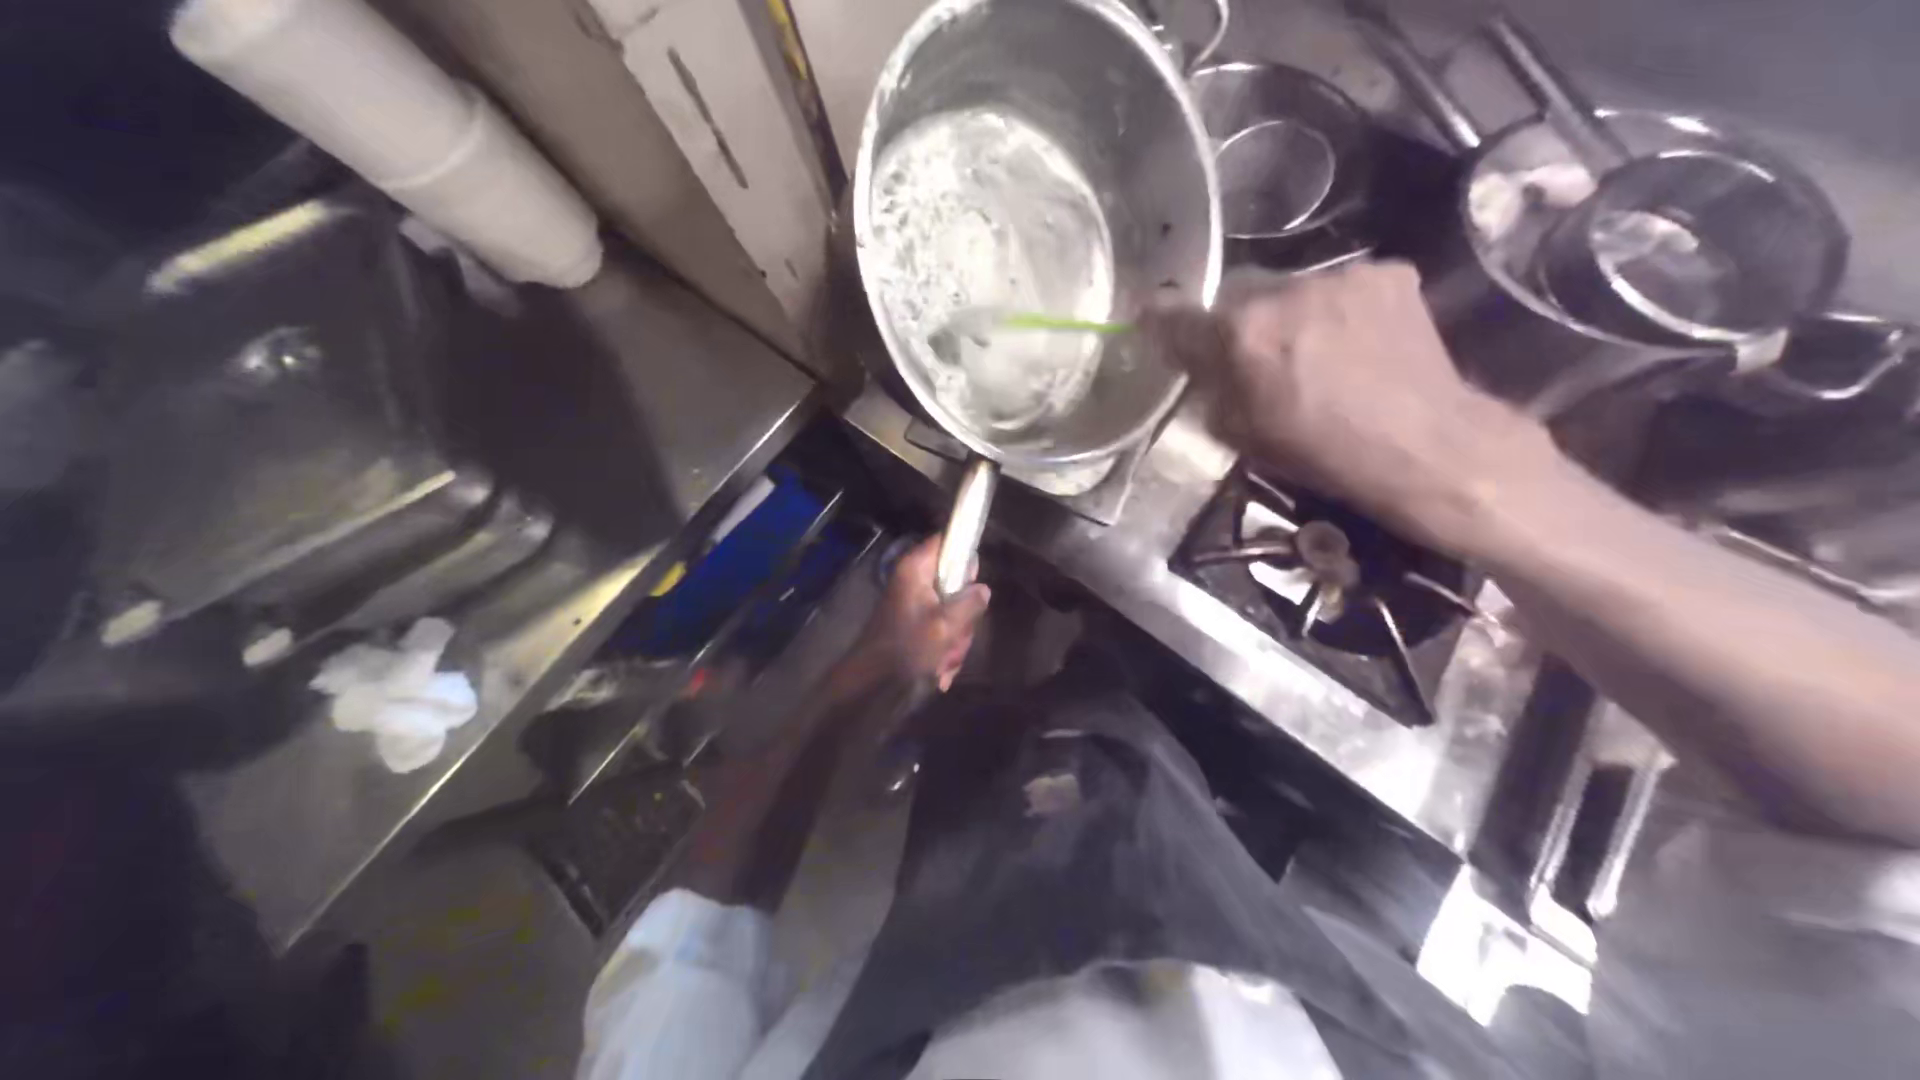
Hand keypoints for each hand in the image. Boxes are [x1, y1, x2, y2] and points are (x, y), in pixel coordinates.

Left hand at [846, 535, 989, 691]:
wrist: (872, 686)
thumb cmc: (906, 648)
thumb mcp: (945, 626)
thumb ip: (969, 603)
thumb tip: (983, 588)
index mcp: (916, 570)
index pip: (946, 541)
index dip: (965, 553)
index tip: (976, 579)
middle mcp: (915, 582)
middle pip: (956, 582)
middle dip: (963, 615)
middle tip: (956, 633)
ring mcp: (915, 606)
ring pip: (953, 611)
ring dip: (956, 638)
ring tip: (944, 659)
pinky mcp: (915, 627)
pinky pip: (943, 630)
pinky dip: (945, 651)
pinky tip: (939, 669)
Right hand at [1144, 261, 1553, 553]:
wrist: (1423, 445)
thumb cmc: (1318, 452)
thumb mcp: (1240, 433)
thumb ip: (1208, 386)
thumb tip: (1197, 360)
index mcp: (1240, 334)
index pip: (1176, 314)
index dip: (1159, 320)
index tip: (1150, 320)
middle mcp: (1283, 290)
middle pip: (1238, 295)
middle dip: (1237, 321)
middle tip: (1255, 354)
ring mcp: (1339, 276)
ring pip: (1291, 288)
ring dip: (1290, 314)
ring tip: (1315, 351)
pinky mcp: (1386, 272)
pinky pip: (1339, 287)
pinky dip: (1336, 310)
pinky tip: (1355, 341)